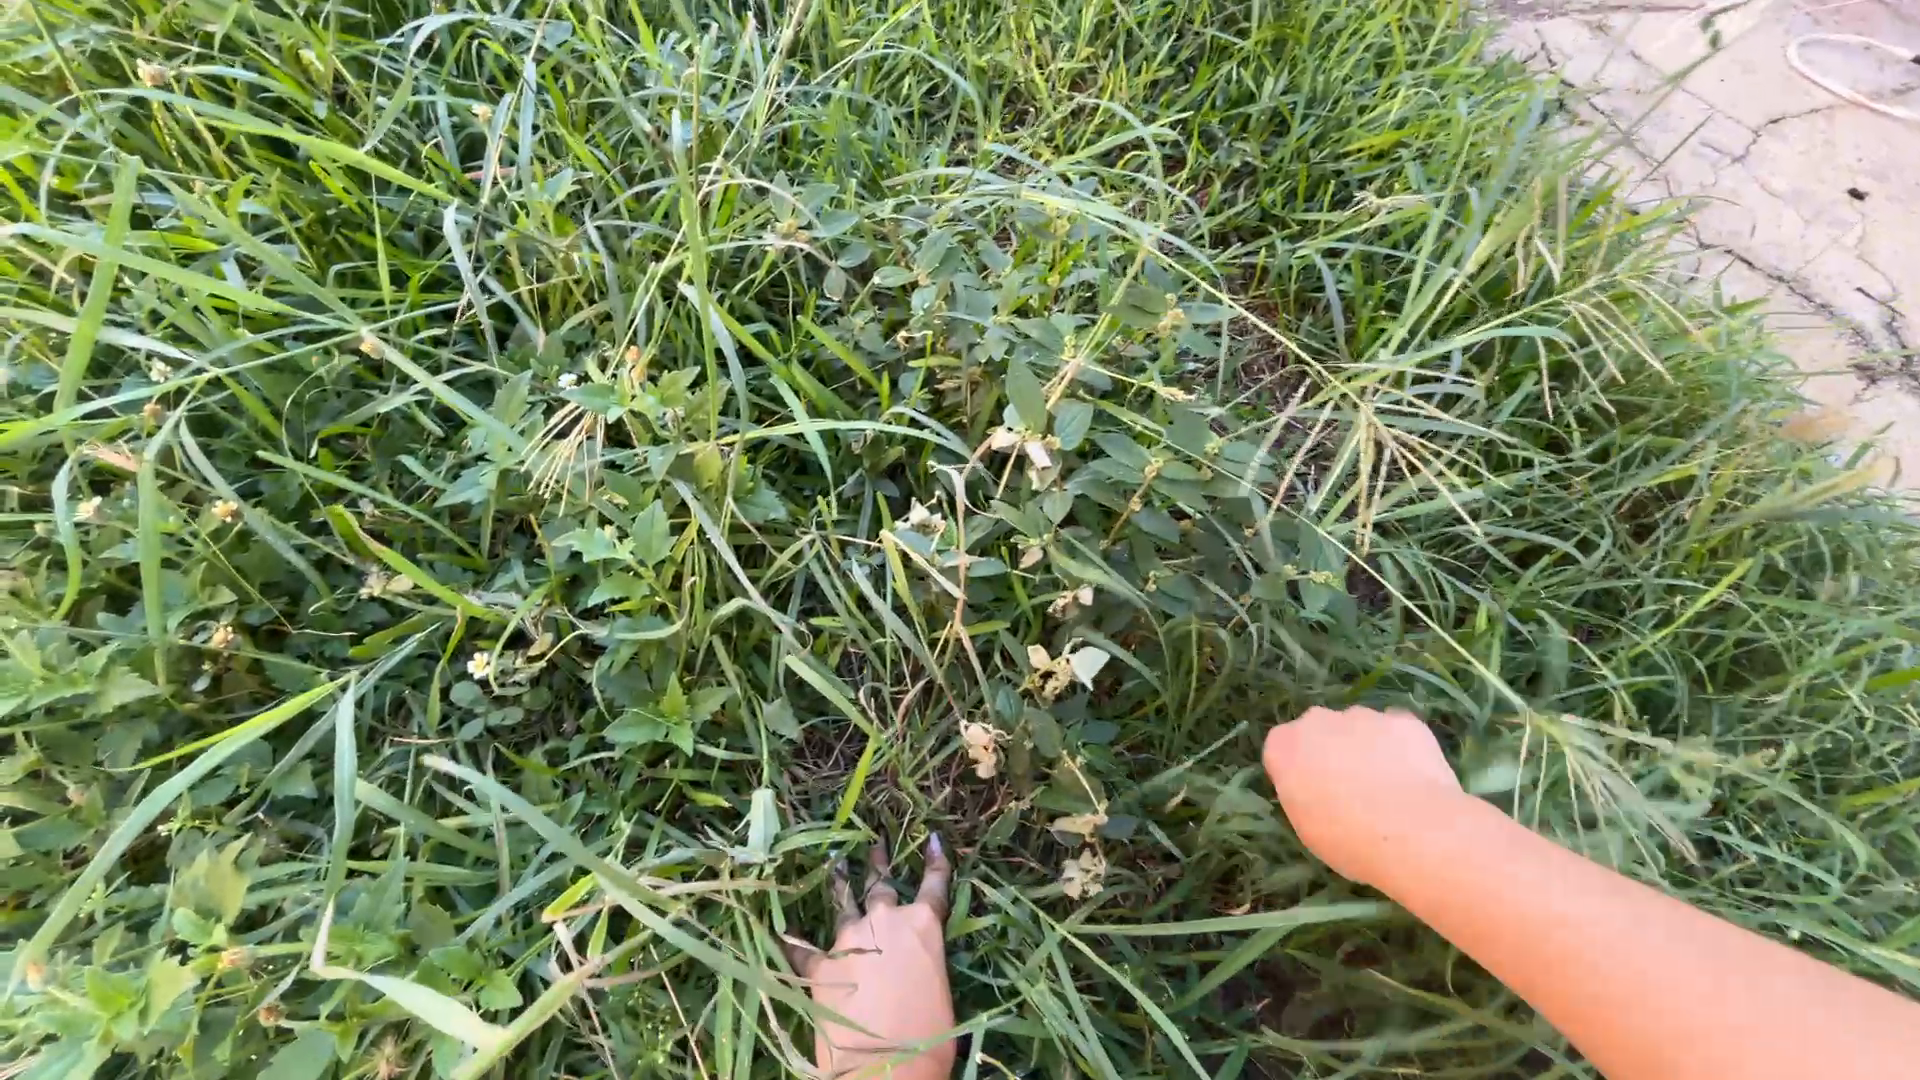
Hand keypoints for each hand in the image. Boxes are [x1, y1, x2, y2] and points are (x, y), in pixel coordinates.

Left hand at [784, 835, 955, 1079]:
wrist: (884, 1070)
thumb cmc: (928, 1037)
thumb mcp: (940, 990)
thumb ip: (925, 962)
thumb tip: (914, 963)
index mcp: (923, 926)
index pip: (934, 883)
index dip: (935, 860)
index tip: (931, 840)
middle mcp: (885, 921)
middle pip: (881, 883)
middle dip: (879, 861)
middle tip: (876, 842)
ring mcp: (849, 940)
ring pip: (843, 901)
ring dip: (840, 882)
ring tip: (836, 865)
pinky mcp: (820, 967)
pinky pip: (801, 949)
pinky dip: (792, 941)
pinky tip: (782, 931)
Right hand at [1263, 706, 1464, 884]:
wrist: (1414, 834)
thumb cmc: (1348, 840)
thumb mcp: (1305, 826)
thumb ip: (1302, 793)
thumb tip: (1316, 787)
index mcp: (1283, 746)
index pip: (1283, 750)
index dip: (1300, 771)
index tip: (1315, 794)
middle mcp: (1315, 720)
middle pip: (1319, 730)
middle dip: (1331, 750)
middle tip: (1352, 788)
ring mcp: (1360, 715)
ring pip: (1359, 726)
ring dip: (1366, 746)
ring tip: (1391, 786)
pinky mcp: (1402, 719)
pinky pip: (1396, 729)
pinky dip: (1402, 746)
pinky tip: (1416, 776)